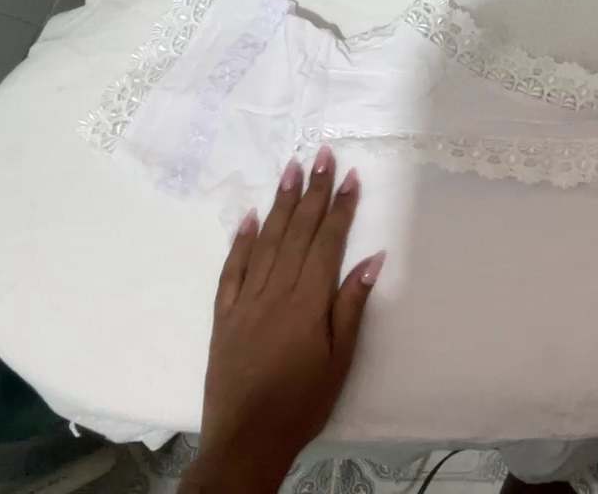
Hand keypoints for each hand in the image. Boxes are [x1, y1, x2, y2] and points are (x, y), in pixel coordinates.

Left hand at [183, 148, 383, 493]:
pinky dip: (240, 242)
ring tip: (291, 170)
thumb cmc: (302, 401)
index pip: (328, 241)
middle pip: (298, 231)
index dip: (341, 207)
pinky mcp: (223, 316)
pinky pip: (231, 271)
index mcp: (308, 300)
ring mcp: (245, 301)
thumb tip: (374, 258)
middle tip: (322, 155)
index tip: (351, 175)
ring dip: (281, 203)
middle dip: (313, 191)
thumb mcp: (340, 358)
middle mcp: (275, 291)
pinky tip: (249, 217)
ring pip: (266, 242)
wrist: (245, 441)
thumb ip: (352, 305)